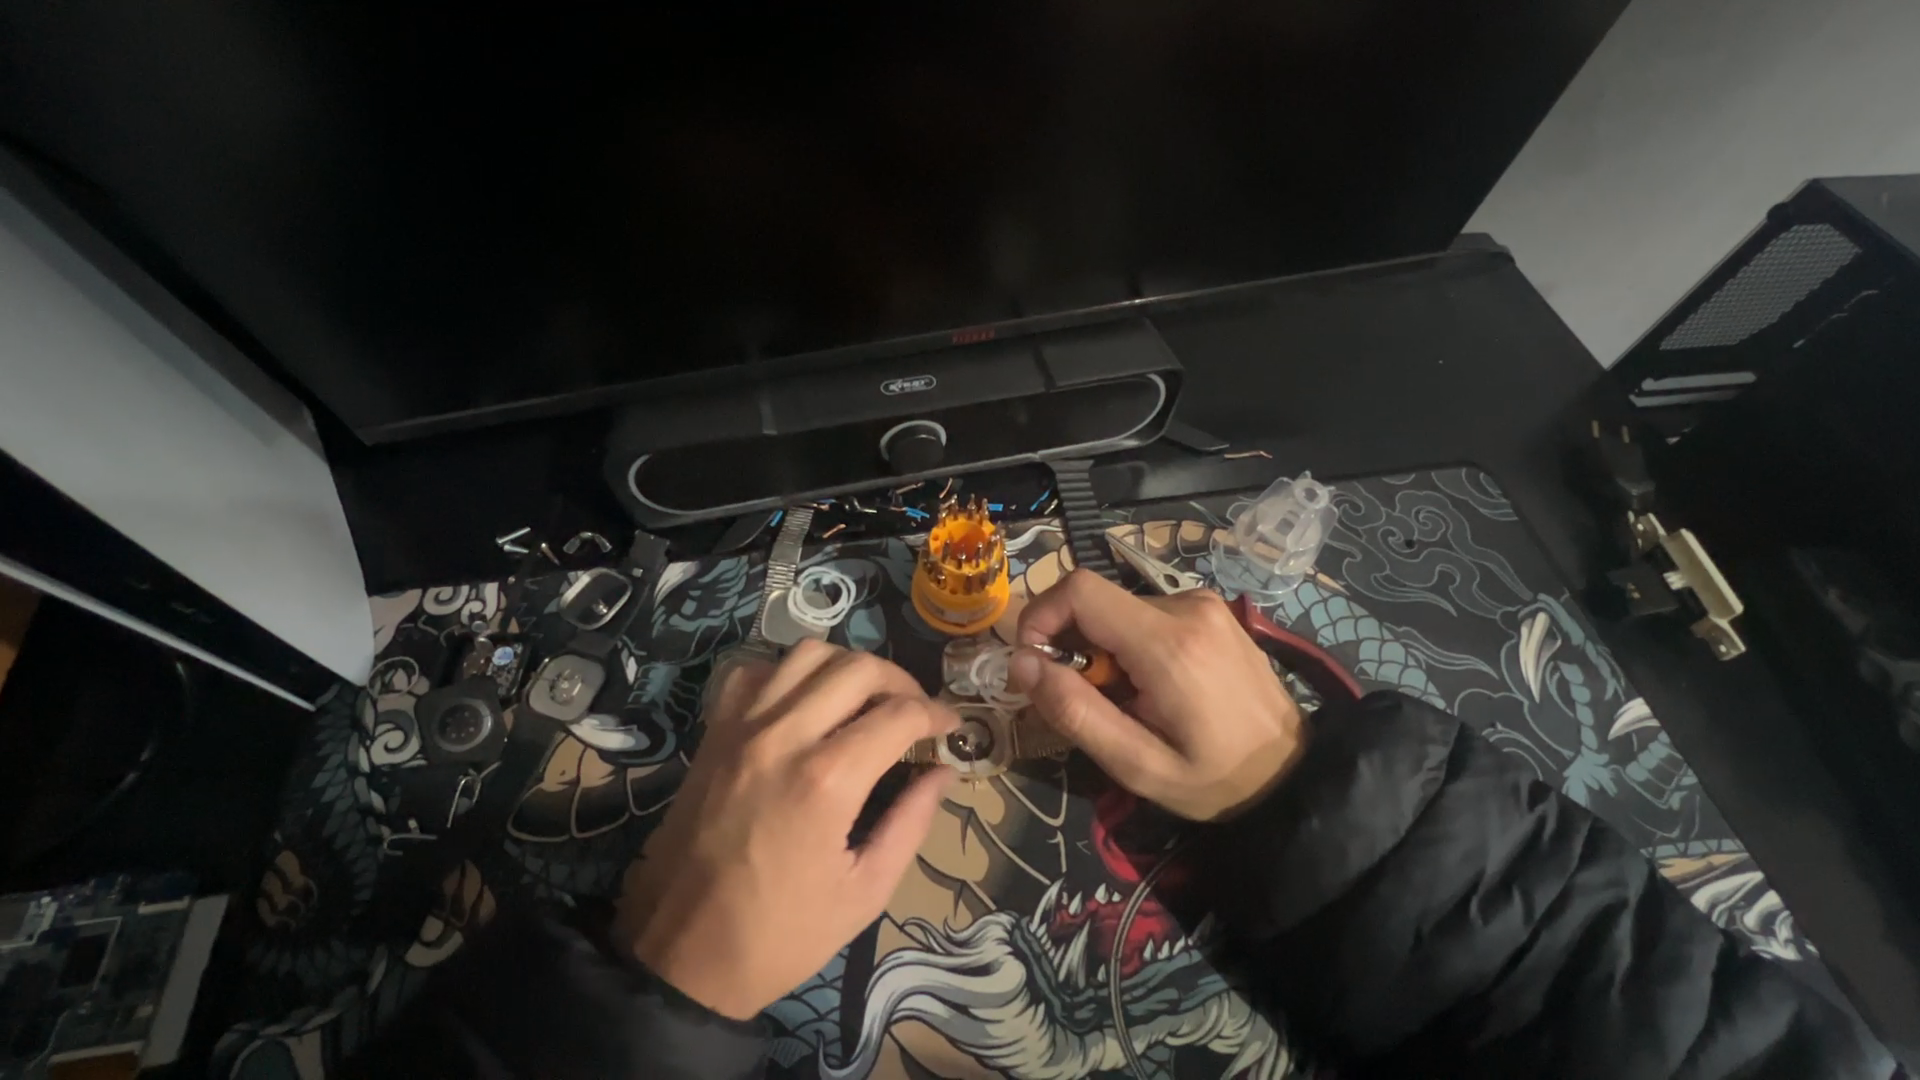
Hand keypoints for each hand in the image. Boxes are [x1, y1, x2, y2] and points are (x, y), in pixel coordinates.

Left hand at [615, 640, 956, 1019]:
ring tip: (865, 699)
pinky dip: (789, 672)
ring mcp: (741, 727)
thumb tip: (943, 771)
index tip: (951, 727)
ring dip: (848, 666)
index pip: (899, 714)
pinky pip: (755, 670)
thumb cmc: (780, 934)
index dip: (936, 714)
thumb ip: (912, 822)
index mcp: (827, 780)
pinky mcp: (713, 732)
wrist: (679, 953)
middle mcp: (783, 735)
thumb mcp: (865, 892)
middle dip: (901, 681)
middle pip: (858, 667)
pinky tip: (805, 702)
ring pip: (807, 653)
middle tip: (915, 711)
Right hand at [1009, 569, 1305, 821]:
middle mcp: (1186, 606)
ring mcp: (1202, 603)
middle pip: (1095, 601)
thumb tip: (1019, 663)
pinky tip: (1151, 685)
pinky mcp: (1209, 609)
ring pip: (1117, 608)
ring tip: (1128, 699)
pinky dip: (1128, 642)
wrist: (1294, 773)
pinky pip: (1144, 612)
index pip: (1079, 590)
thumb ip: (1075, 712)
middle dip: (1072, 645)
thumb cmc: (1215, 779)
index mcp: (1168, 643)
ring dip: (1102, 648)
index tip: (1035, 665)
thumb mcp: (1138, 765)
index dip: (1041, 617)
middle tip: (1092, 699)